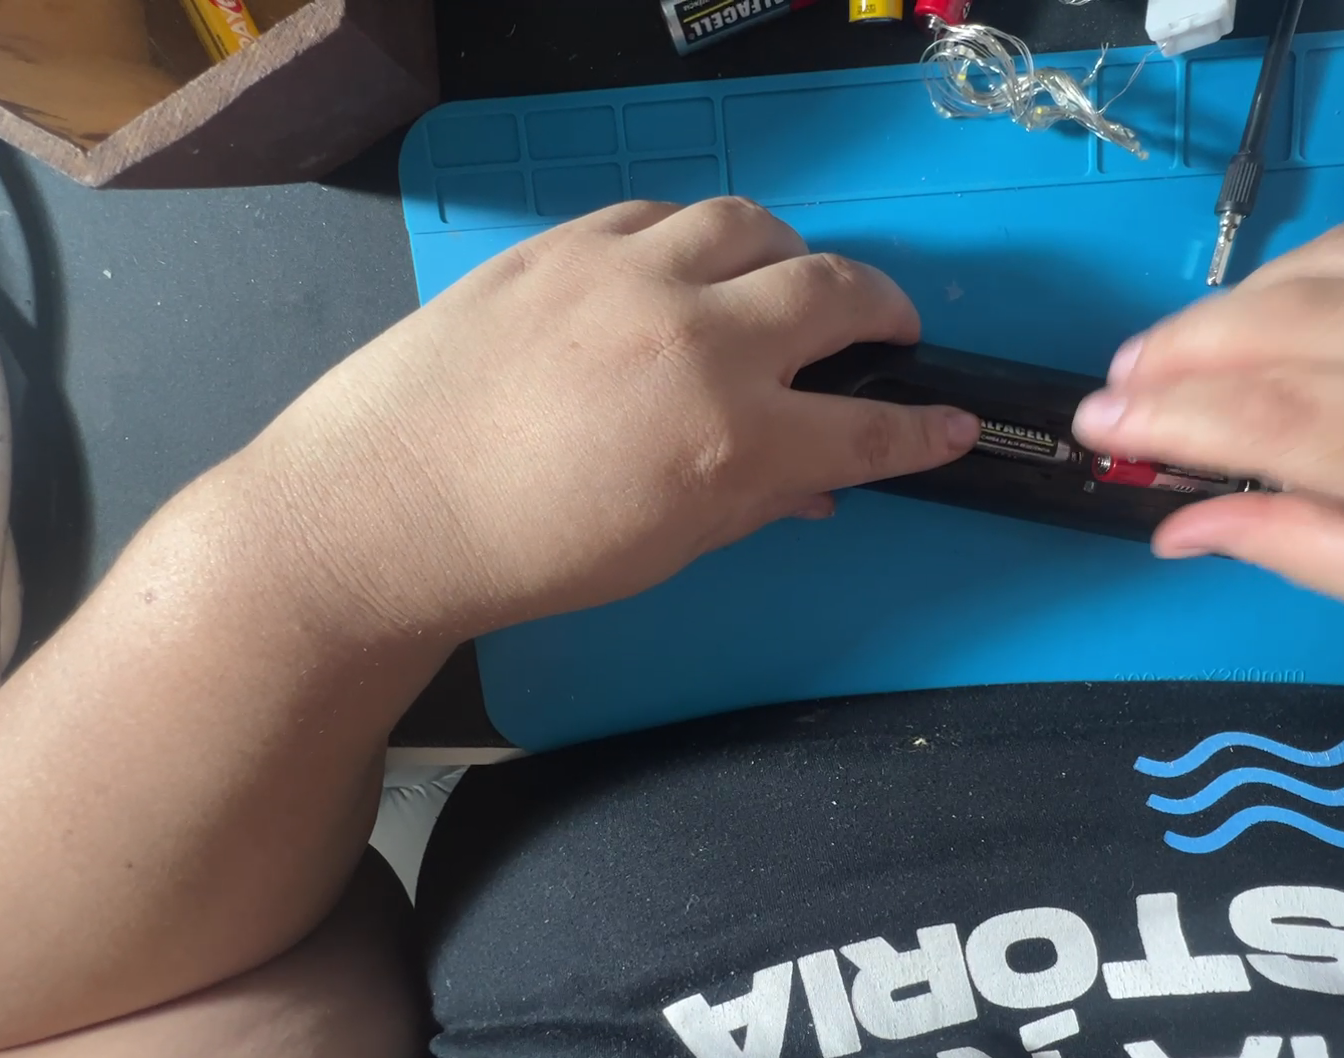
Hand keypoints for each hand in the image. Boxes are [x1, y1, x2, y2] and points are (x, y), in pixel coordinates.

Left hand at [235, 198, 976, 636]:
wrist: (385, 509)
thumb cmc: (537, 555)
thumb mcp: (671, 546)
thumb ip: (762, 502)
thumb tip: (820, 485)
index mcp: (729, 437)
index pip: (865, 428)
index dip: (924, 430)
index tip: (958, 425)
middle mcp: (695, 338)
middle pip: (834, 290)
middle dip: (886, 310)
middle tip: (892, 330)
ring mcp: (627, 274)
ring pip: (754, 225)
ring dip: (795, 257)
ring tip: (790, 290)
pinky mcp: (564, 243)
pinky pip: (665, 216)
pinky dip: (703, 243)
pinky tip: (691, 275)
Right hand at [1071, 223, 1343, 707]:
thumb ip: (1282, 542)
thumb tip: (1169, 525)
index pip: (1285, 415)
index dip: (1172, 414)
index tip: (1096, 421)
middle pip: (1298, 319)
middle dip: (1182, 346)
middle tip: (1116, 382)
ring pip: (1336, 266)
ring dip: (1229, 305)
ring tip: (1168, 351)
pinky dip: (1297, 276)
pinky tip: (1257, 316)